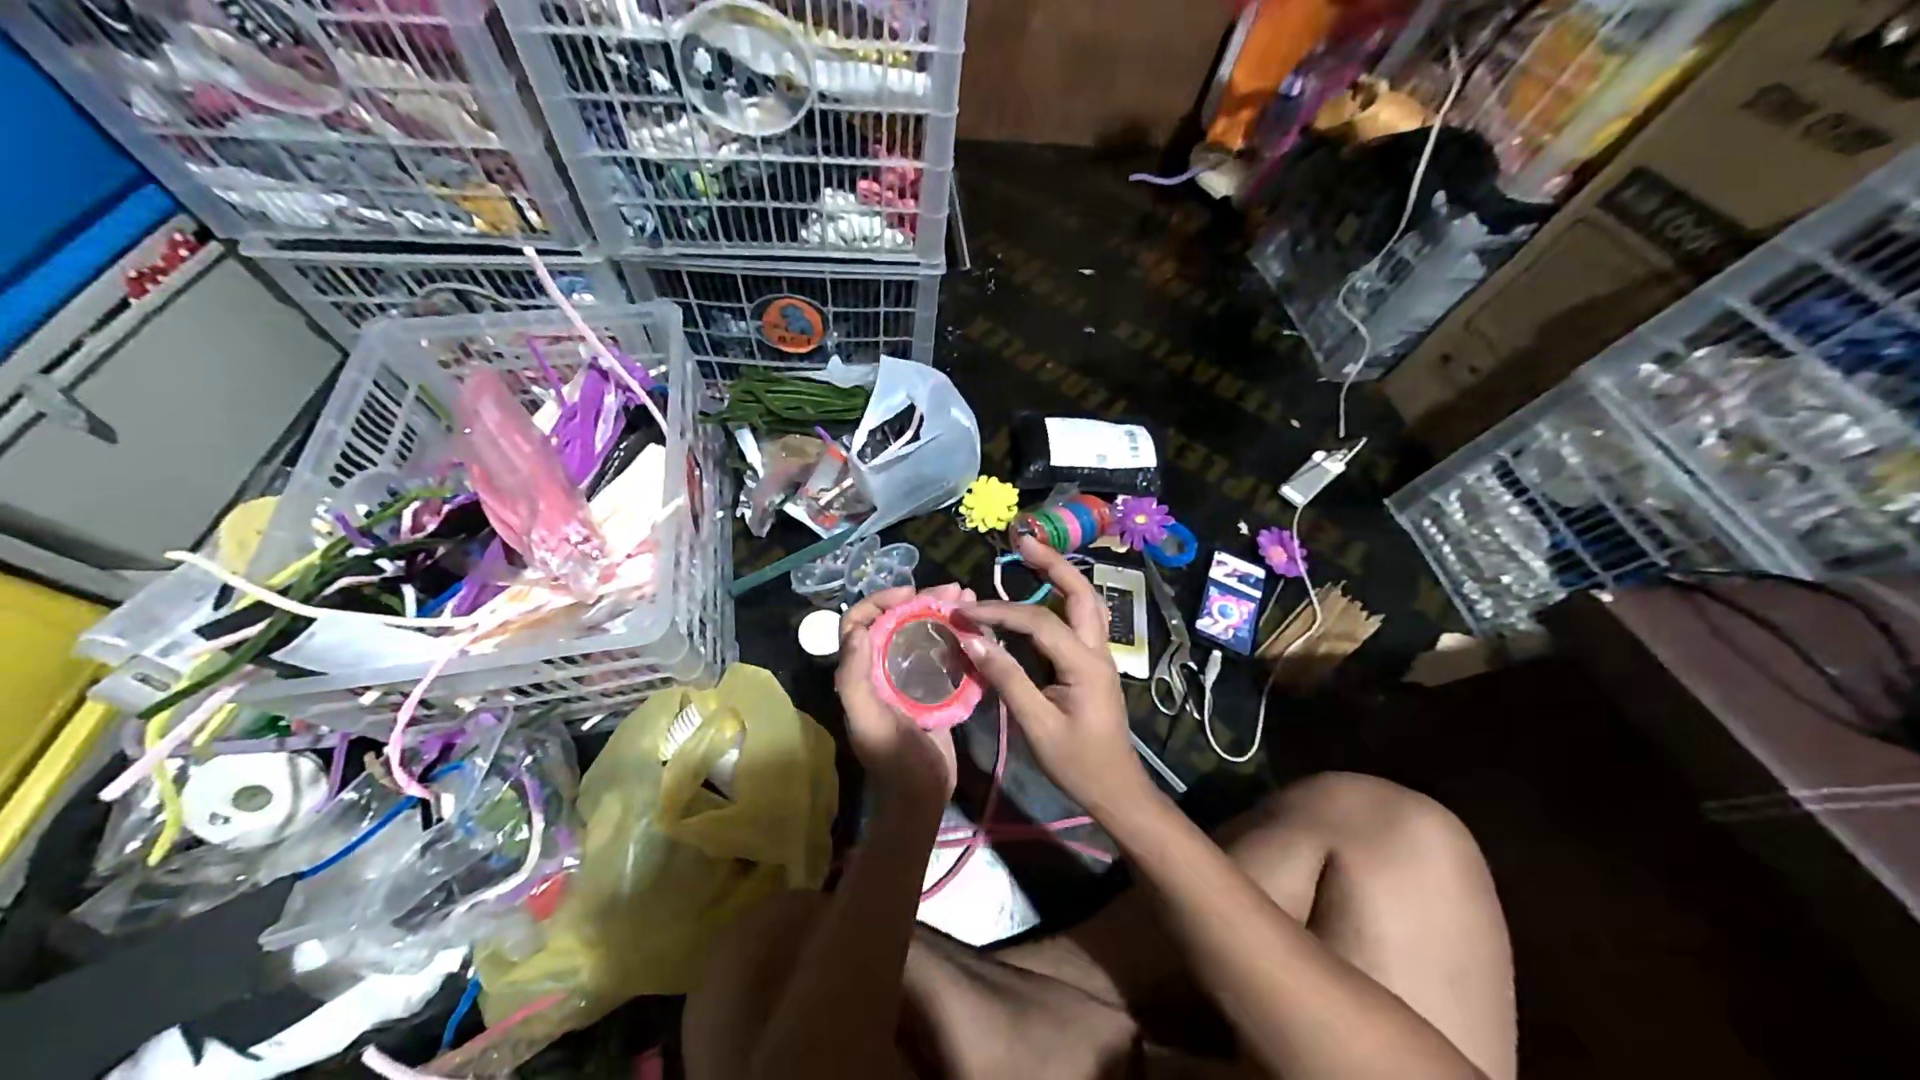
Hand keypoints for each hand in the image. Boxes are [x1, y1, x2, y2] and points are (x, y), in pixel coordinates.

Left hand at [836, 583, 970, 811]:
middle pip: (896, 622)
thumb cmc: (893, 760)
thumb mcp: (868, 720)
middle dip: (922, 601)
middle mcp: (881, 669)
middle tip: (955, 590)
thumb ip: (855, 677)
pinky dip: (958, 637)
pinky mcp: (934, 689)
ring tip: (970, 600)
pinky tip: (978, 629)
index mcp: (861, 672)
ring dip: (943, 613)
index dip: (880, 601)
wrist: (922, 797)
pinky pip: (942, 654)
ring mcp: (909, 678)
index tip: (911, 592)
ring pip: (921, 634)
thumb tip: (857, 629)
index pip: (859, 623)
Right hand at [956, 536, 1157, 818]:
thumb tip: (971, 640)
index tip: (964, 613)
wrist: (1118, 790)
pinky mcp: (1093, 665)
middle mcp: (1097, 650)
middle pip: (1080, 593)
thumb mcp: (1037, 724)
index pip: (1038, 623)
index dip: (999, 613)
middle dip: (1052, 563)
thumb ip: (1006, 678)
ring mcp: (1099, 656)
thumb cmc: (1078, 764)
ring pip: (1086, 603)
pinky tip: (1042, 595)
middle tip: (1023, 541)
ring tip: (1032, 556)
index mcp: (1085, 664)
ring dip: (1061, 576)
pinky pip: (1079, 621)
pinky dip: (1060, 599)